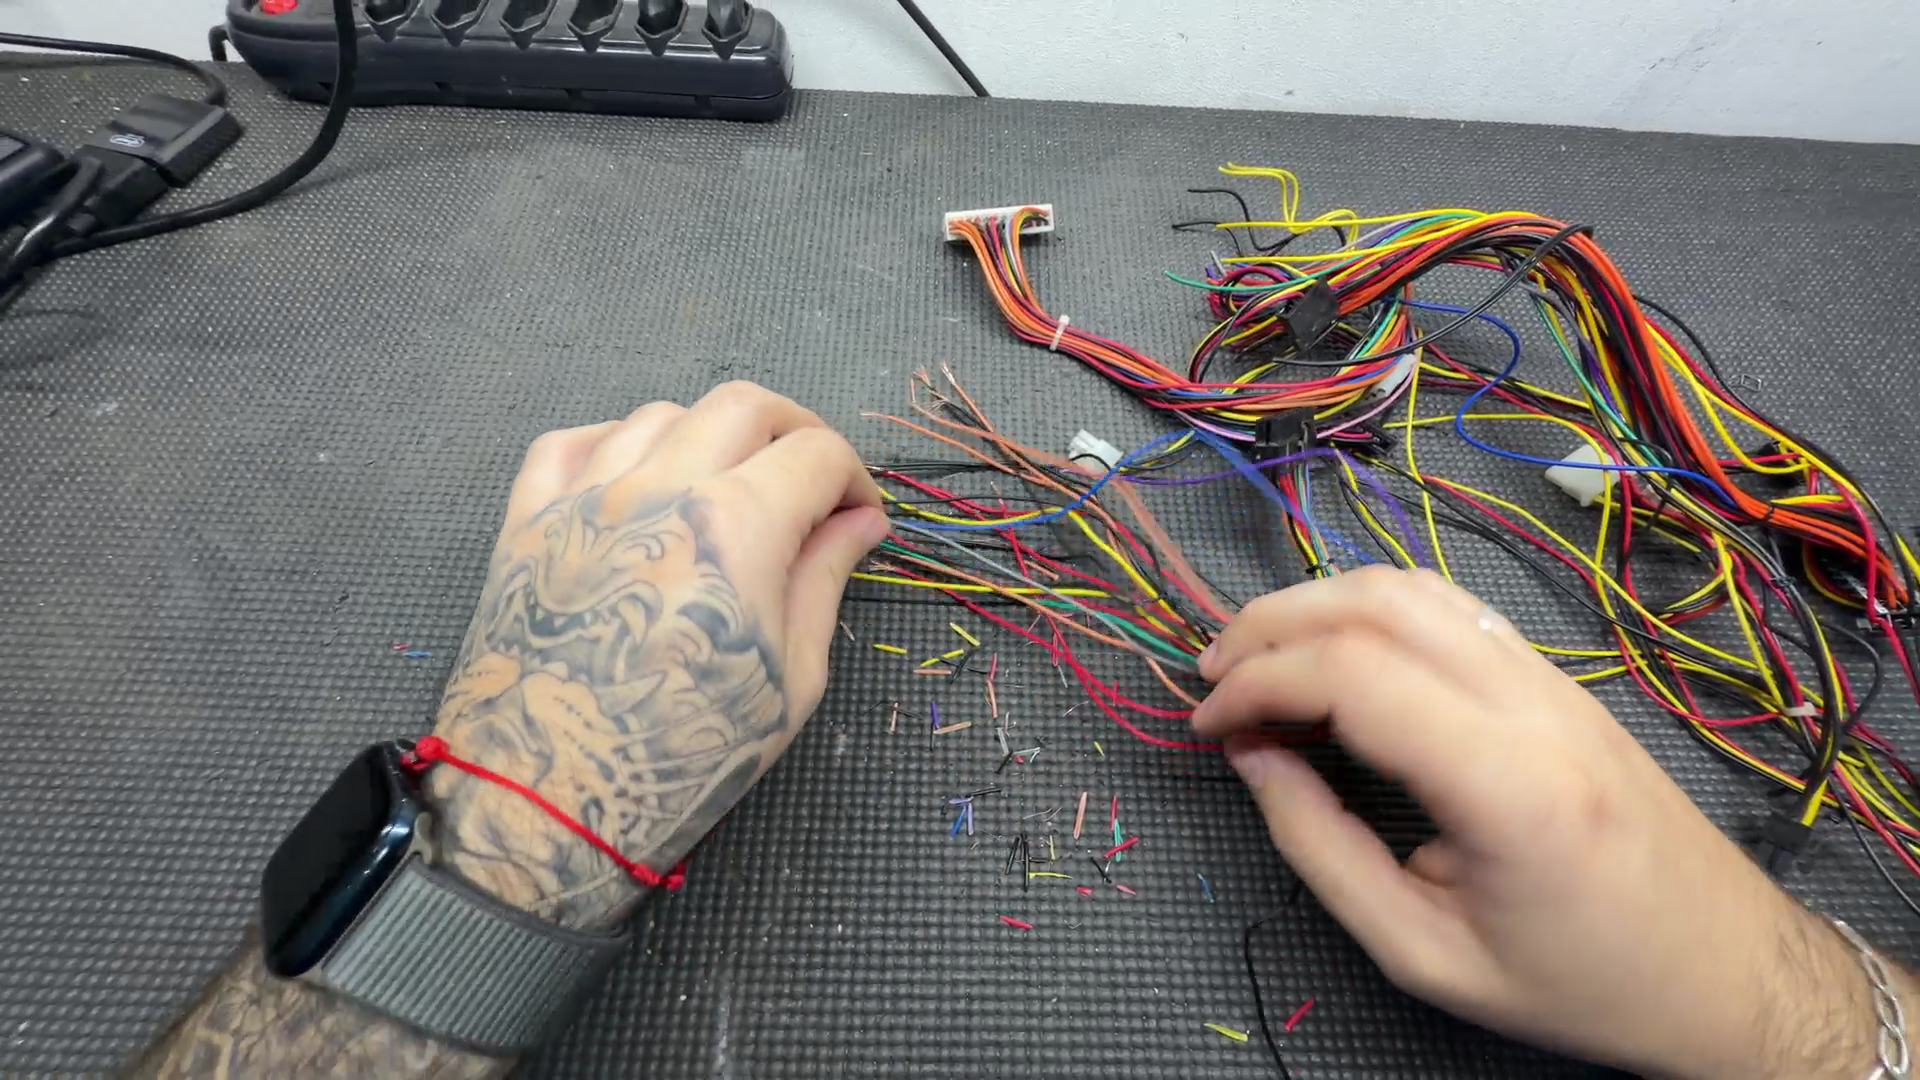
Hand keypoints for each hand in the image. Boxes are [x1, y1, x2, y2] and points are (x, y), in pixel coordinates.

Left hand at [426, 382, 887, 930]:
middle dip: (798, 431)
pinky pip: (575, 441)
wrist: (551, 801)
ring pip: (665, 412)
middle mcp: (662, 485)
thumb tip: (863, 521)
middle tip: (813, 480)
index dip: (857, 477)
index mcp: (739, 524)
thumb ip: (827, 576)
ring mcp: (586, 495)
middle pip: (748, 405)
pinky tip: (642, 479)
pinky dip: (622, 443)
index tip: (860, 515)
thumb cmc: (691, 750)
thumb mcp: (794, 673)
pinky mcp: (527, 519)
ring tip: (731, 487)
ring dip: (717, 436)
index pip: (819, 454)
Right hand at [1194, 566, 1895, 1079]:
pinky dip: (1358, 606)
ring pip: (1402, 586)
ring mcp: (1545, 675)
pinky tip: (1328, 647)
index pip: (1351, 675)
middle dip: (1265, 626)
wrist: (1733, 974)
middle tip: (1212, 673)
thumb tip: (1249, 753)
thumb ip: (1316, 846)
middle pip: (1370, 606)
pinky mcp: (1544, 671)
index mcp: (1508, 783)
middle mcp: (1530, 703)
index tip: (1209, 724)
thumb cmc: (1577, 980)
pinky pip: (1436, 602)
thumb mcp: (1420, 951)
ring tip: (1255, 654)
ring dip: (1309, 604)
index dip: (1256, 684)